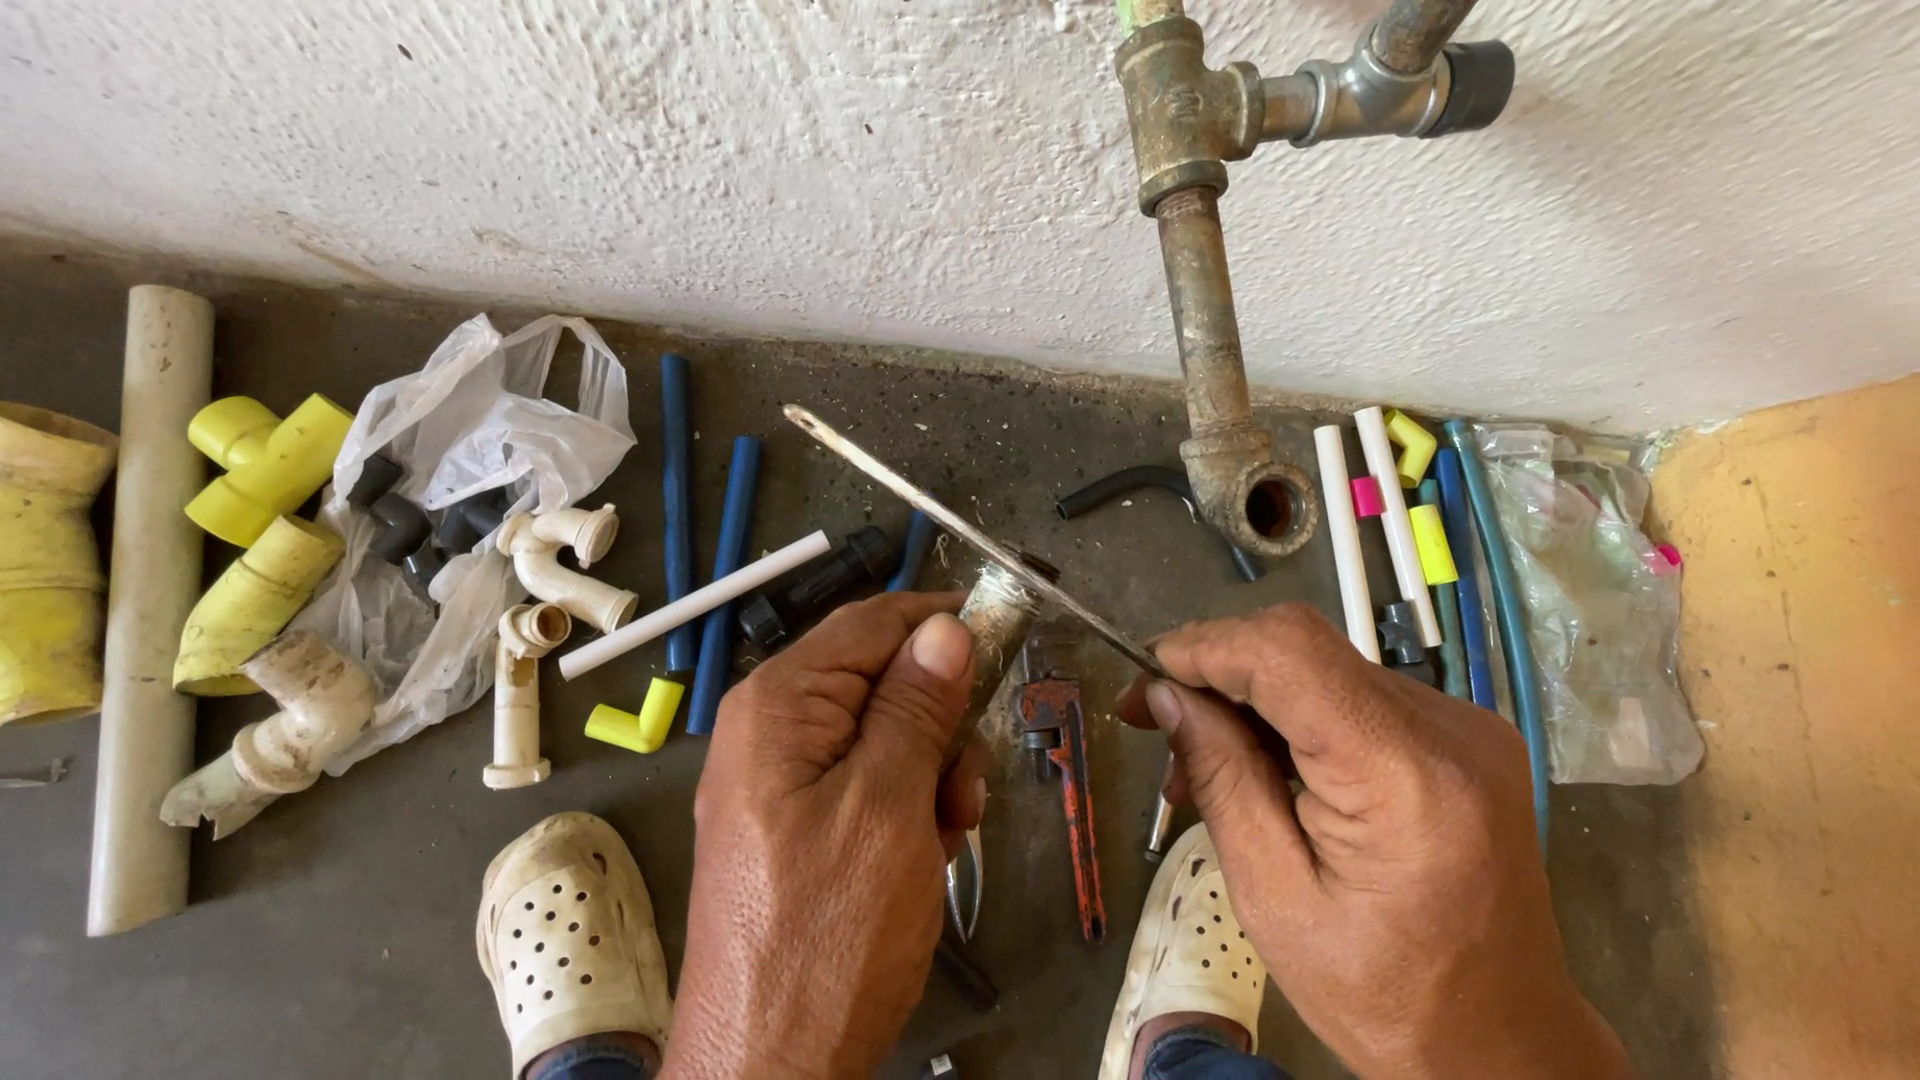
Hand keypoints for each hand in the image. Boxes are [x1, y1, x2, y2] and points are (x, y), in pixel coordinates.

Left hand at [663, 592, 989, 1079]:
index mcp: (778, 704)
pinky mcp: (800, 822)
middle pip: (879, 680)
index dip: (937, 620)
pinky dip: (910, 806)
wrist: (770, 1065)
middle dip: (937, 721)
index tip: (1004, 629)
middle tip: (966, 783)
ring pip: (886, 735)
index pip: (868, 623)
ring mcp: (783, 778)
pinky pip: (871, 782)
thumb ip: (915, 708)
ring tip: (946, 833)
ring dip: (932, 772)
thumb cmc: (829, 932)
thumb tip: (946, 629)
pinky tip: (923, 854)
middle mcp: (772, 728)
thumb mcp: (887, 806)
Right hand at [1118, 604, 1634, 1078]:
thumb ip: (1222, 778)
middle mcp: (1446, 728)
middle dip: (1214, 669)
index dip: (1205, 647)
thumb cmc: (1381, 996)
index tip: (1143, 682)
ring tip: (1195, 762)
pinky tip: (1256, 763)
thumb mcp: (1272, 895)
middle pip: (1302, 645)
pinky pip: (1349, 693)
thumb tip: (1165, 696)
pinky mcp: (1458, 736)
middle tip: (1151, 717)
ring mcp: (1461, 725)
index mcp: (1403, 776)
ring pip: (1320, 664)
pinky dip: (1288, 714)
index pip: (1288, 652)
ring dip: (1246, 697)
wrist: (1503, 1046)